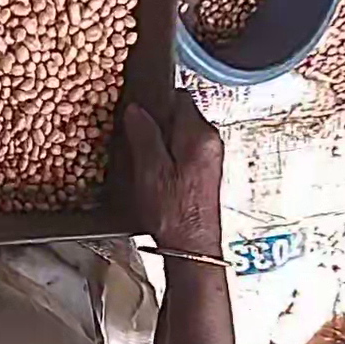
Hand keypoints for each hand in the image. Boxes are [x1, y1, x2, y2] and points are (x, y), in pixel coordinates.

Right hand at [125, 89, 223, 255]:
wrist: (190, 246)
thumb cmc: (173, 213)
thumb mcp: (150, 171)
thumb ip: (144, 136)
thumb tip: (136, 110)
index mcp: (199, 135)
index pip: (179, 98)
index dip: (154, 102)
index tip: (136, 111)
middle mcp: (210, 141)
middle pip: (180, 115)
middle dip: (156, 122)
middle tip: (134, 137)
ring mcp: (210, 157)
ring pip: (181, 134)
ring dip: (161, 140)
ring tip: (142, 158)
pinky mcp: (205, 172)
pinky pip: (184, 150)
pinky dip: (168, 154)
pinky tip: (154, 172)